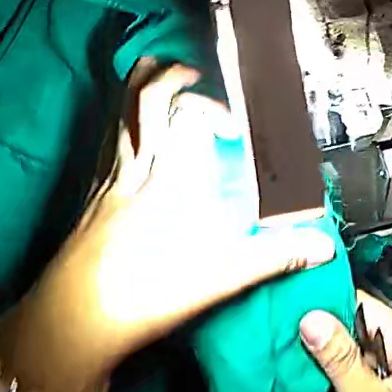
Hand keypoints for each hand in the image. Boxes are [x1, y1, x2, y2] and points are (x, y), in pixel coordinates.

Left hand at [0, 61, 336, 391]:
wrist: (68, 322)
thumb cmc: (145, 295)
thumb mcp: (218, 279)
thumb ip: (272, 257)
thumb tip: (323, 248)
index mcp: (170, 180)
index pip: (188, 118)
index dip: (212, 110)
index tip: (234, 129)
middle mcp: (138, 167)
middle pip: (145, 100)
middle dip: (171, 76)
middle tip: (194, 75)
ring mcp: (109, 174)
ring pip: (120, 111)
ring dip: (139, 83)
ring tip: (160, 69)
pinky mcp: (91, 189)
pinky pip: (106, 135)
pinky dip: (120, 113)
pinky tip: (129, 118)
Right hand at [299, 292, 391, 391]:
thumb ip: (341, 363)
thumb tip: (310, 317)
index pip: (362, 304)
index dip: (327, 305)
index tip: (290, 309)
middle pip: (358, 324)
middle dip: (325, 331)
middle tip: (285, 337)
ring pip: (356, 348)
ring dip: (329, 355)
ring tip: (291, 355)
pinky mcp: (391, 390)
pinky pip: (360, 370)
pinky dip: (339, 374)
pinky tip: (313, 380)